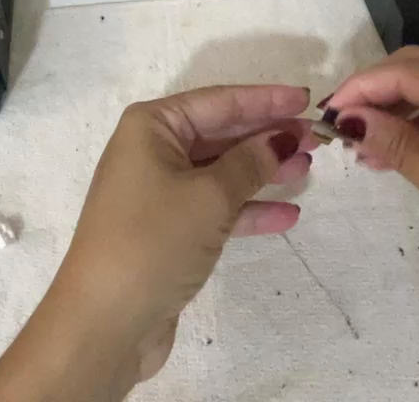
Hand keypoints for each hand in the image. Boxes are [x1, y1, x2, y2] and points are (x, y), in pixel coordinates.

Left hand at [0, 85, 314, 400]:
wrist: (105, 322)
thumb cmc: (154, 238)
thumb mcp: (209, 195)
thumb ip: (249, 163)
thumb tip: (281, 140)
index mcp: (152, 125)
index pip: (219, 101)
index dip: (264, 99)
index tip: (305, 97)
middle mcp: (151, 149)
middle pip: (220, 132)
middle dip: (266, 134)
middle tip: (314, 134)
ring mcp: (158, 190)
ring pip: (220, 170)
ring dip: (262, 170)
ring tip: (307, 167)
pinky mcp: (167, 229)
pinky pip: (214, 207)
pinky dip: (247, 208)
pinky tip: (286, 214)